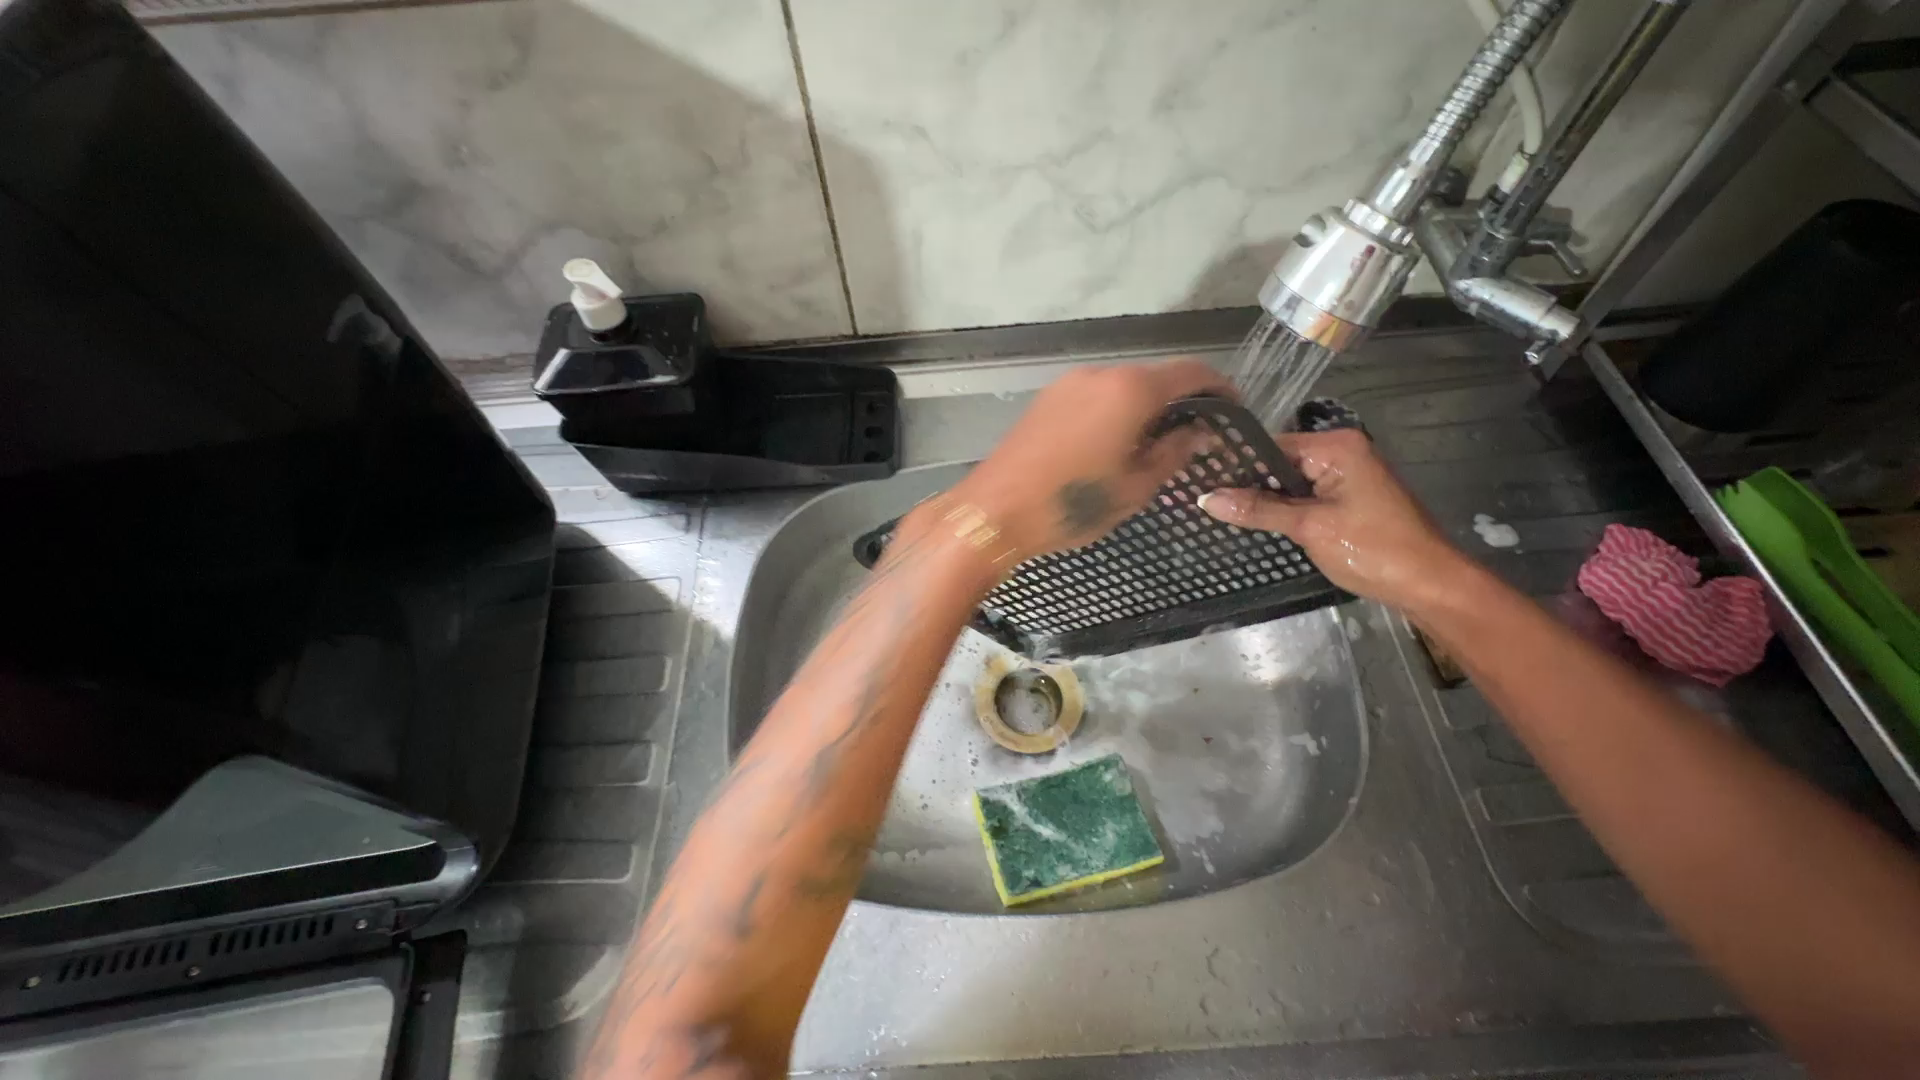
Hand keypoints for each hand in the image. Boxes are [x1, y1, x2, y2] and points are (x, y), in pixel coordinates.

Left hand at [943, 359, 1232, 558]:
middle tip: (1198, 437)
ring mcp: (1069, 385)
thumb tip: (1202, 431)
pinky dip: (1116, 412)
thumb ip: (1175, 452)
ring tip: (1157, 446)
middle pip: (1155, 378)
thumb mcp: (1136, 485)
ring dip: (1146, 409)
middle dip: (1182, 402)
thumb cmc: (1073, 504)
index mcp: (1130, 389)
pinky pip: (1095, 397)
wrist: (995, 512)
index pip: (1191, 373)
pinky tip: (1117, 444)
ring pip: (1123, 387)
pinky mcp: (1047, 400)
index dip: (1220, 389)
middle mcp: (1101, 374)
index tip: (1234, 412)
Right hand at [1196, 429, 1473, 613]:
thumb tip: (1206, 499)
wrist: (1429, 584)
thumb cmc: (1372, 549)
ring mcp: (1349, 475)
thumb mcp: (1309, 529)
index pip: (1271, 446)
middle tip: (1206, 501)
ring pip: (1292, 482)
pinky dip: (1286, 509)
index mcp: (1336, 447)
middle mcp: (1343, 451)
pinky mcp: (1351, 498)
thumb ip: (1258, 510)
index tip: (1200, 482)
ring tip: (1222, 512)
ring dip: (1266, 500)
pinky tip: (1260, 522)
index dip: (1237, 466)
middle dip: (1249, 484)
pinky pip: (1307, 495)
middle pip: (1280, 462)